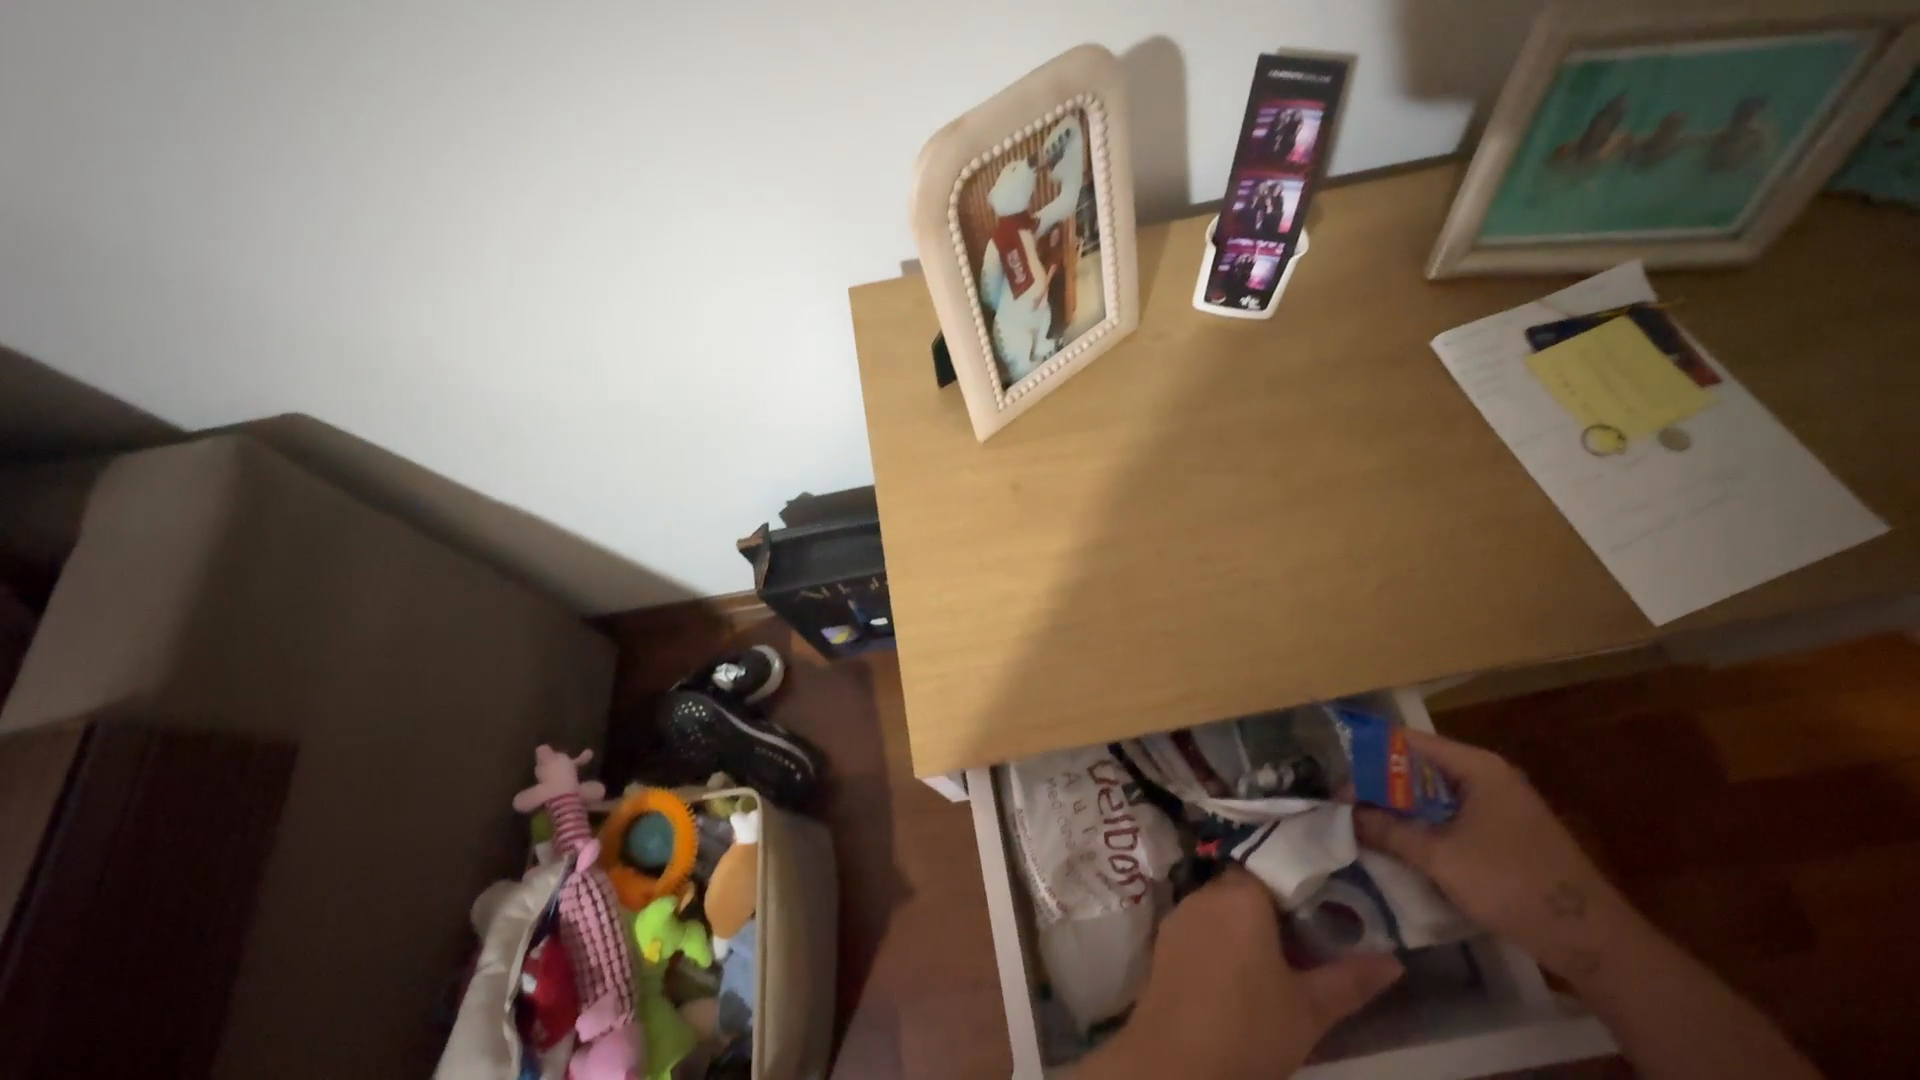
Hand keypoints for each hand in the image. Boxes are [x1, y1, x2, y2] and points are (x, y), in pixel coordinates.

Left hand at [1083, 866, 1400, 1079]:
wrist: (1175, 1066)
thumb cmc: (1249, 1029)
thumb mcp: (1310, 1009)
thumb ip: (1351, 980)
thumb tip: (1394, 962)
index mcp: (1240, 896)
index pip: (1272, 866)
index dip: (1300, 882)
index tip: (1328, 900)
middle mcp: (1204, 895)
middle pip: (1246, 885)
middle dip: (1275, 905)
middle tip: (1312, 931)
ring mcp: (1178, 917)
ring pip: (1220, 906)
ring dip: (1246, 923)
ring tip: (1281, 953)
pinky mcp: (1162, 943)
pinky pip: (1200, 926)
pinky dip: (1221, 938)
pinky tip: (1240, 970)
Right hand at [1353, 731, 1638, 985]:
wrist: (1587, 936)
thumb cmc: (1511, 883)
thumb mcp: (1439, 857)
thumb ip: (1389, 830)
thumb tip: (1344, 812)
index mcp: (1477, 767)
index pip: (1410, 741)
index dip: (1369, 752)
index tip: (1333, 769)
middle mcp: (1488, 777)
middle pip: (1421, 768)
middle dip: (1380, 783)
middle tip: (1339, 799)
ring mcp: (1499, 806)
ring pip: (1434, 796)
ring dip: (1400, 808)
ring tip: (1359, 820)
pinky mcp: (1503, 833)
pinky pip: (1451, 817)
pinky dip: (1423, 825)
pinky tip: (1398, 844)